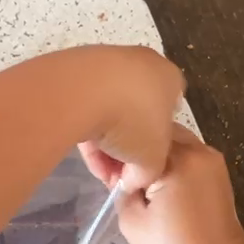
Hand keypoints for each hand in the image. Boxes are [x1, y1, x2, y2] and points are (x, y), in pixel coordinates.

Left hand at [52, 45, 185, 179]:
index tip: (141, 165)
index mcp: (169, 78)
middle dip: (125, 147)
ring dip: (104, 143)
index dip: (156, 144)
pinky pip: (85, 106)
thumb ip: (149, 171)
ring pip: (109, 112)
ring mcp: (105, 64)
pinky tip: (81, 152)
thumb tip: (134, 179)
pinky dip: (85, 128)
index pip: (169, 114)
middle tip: (115, 172)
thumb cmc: (133, 120)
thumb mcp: (153, 158)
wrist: (83, 90)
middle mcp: (140, 65)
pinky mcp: (74, 71)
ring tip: (96, 168)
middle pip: (136, 115)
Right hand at [81, 125, 243, 243]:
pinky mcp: (217, 167)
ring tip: (136, 174)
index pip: (136, 138)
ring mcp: (210, 157)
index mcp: (175, 161)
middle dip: (135, 145)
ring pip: (170, 138)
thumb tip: (119, 172)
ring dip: (152, 150)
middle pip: (155, 131)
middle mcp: (196, 150)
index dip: (116, 150)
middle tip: (118, 171)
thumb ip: (119, 188)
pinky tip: (156, 178)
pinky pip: (185, 150)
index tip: (104, 169)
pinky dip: (168, 157)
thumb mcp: (131, 220)